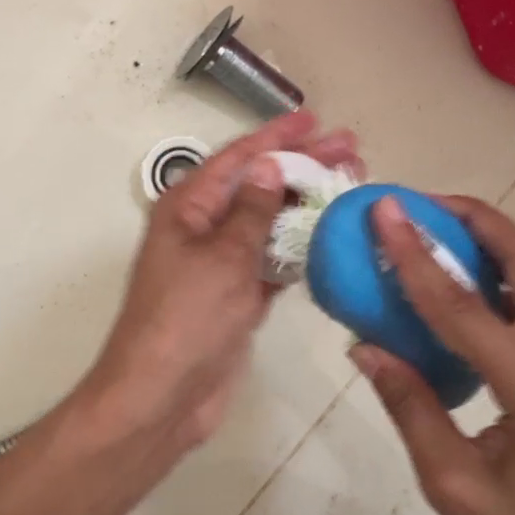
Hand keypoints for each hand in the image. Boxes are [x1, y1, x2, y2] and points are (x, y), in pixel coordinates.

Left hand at [76, 112, 362, 454]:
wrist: (163, 395)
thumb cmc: (186, 319)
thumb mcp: (222, 258)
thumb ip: (251, 212)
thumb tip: (269, 166)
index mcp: (186, 208)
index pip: (237, 159)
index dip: (276, 137)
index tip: (315, 119)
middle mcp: (201, 228)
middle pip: (257, 186)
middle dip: (302, 166)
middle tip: (351, 150)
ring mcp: (219, 265)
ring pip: (268, 223)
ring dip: (305, 206)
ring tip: (351, 187)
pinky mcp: (236, 298)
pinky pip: (272, 262)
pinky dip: (299, 250)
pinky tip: (332, 237)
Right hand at [349, 195, 514, 514]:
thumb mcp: (453, 483)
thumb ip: (410, 407)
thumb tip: (365, 346)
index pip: (467, 309)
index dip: (418, 258)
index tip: (385, 213)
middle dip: (475, 220)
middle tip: (420, 203)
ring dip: (493, 238)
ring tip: (438, 224)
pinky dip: (506, 269)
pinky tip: (467, 275)